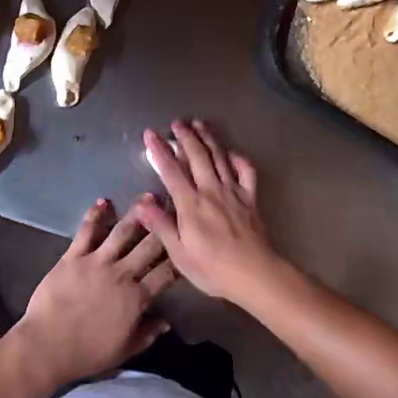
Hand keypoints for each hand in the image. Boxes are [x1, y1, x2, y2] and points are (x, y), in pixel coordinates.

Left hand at [6, 198, 176, 390]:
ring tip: (148, 197)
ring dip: (137, 213)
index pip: (166, 272)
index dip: (180, 257)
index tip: (188, 243)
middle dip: (164, 226)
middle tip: (174, 208)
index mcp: (137, 298)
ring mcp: (97, 262)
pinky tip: (103, 202)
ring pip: (122, 232)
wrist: (47, 346)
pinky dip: (95, 215)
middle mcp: (121, 274)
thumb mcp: (124, 350)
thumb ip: (148, 333)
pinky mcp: (73, 256)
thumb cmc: (87, 353)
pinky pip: (86, 231)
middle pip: (149, 245)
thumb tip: (167, 321)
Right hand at [136, 120, 286, 308]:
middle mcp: (211, 191)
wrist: (255, 274)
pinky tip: (232, 154)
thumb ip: (161, 225)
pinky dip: (238, 159)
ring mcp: (233, 192)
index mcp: (190, 204)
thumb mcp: (179, 253)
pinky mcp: (250, 198)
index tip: (150, 134)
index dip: (159, 150)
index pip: (170, 170)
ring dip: (208, 139)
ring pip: (219, 158)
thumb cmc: (212, 269)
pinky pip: (246, 171)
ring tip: (199, 124)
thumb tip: (141, 203)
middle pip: (197, 156)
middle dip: (185, 136)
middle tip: (177, 123)